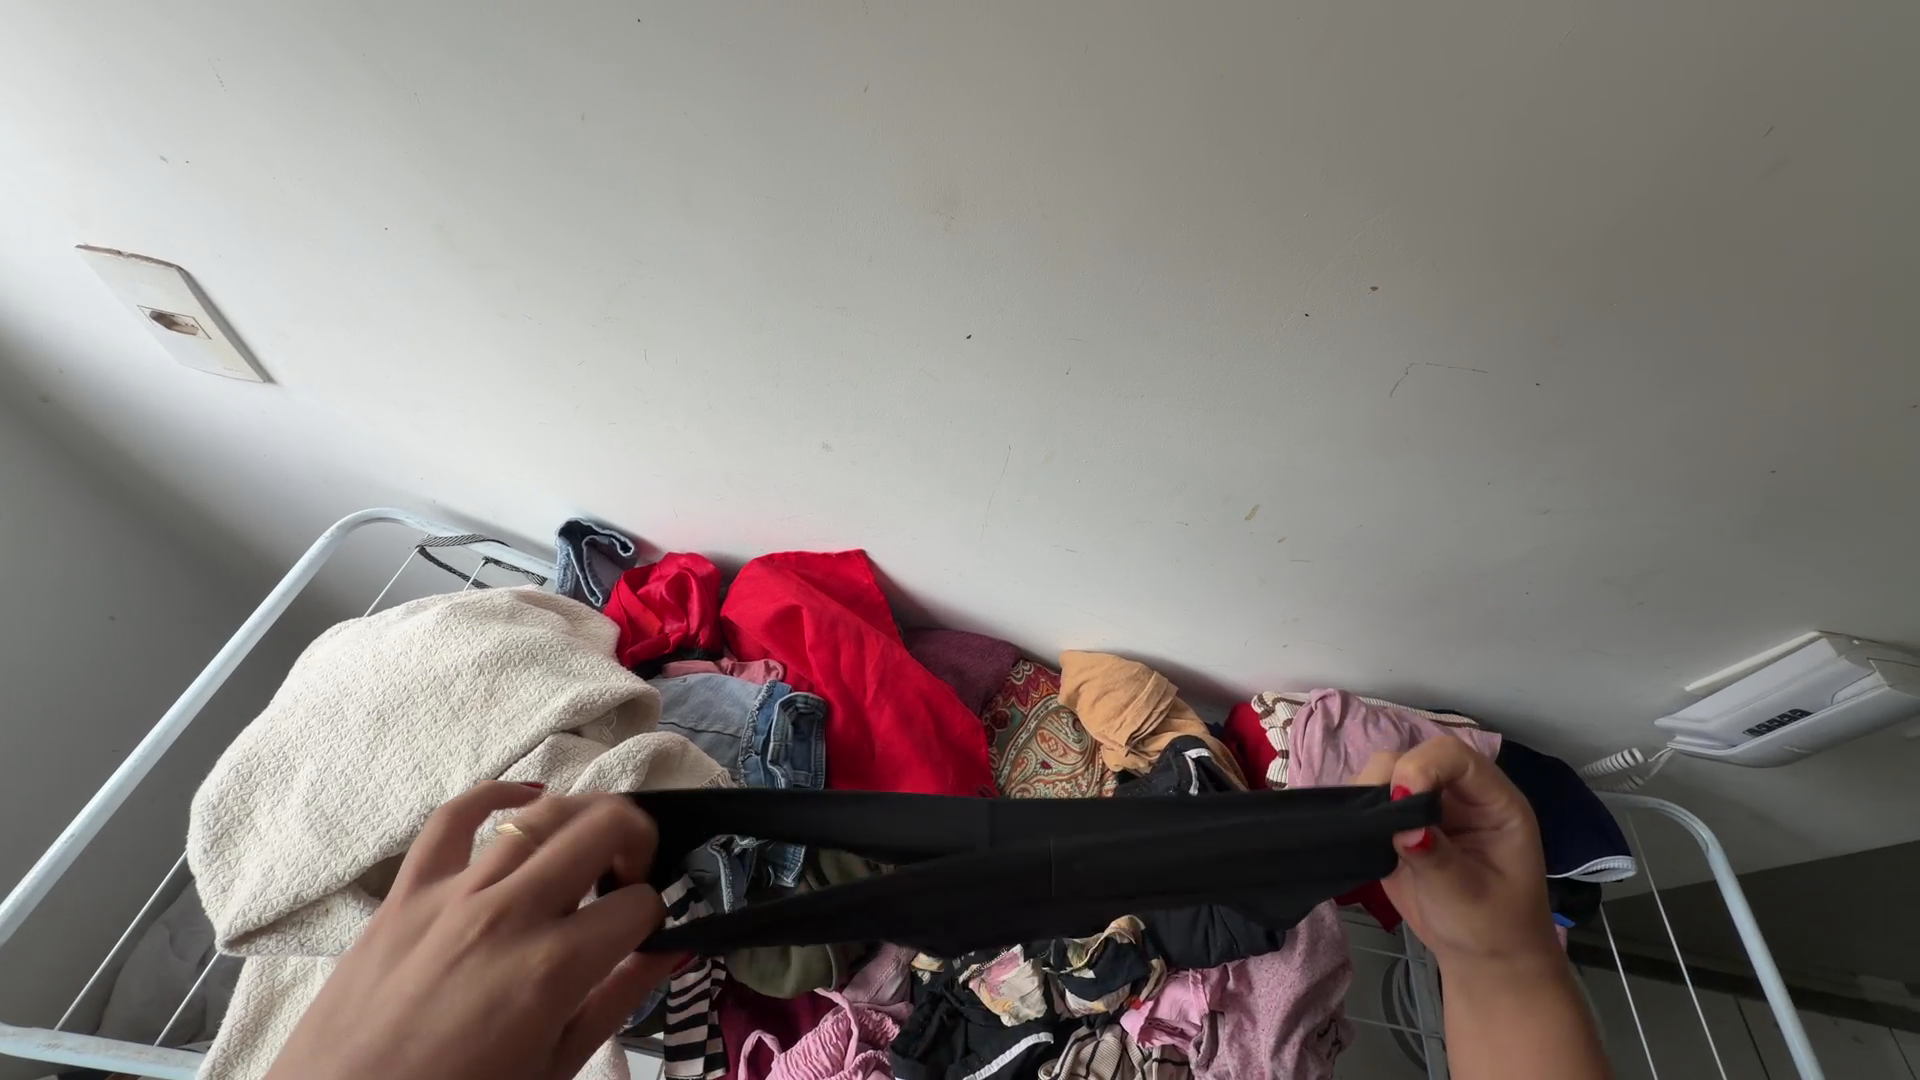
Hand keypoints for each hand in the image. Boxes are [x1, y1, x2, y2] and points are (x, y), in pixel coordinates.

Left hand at [265, 784, 682, 1079]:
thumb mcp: (554, 1070)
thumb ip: (619, 999)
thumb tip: (670, 949)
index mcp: (552, 968)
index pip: (640, 904)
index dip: (653, 916)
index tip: (643, 934)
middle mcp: (510, 914)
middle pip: (606, 827)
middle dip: (640, 841)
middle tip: (632, 874)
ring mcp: (454, 896)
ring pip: (546, 812)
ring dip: (588, 818)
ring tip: (592, 845)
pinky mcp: (404, 894)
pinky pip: (453, 816)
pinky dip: (497, 794)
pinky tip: (527, 797)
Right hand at [1356, 738, 1559, 971]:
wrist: (1482, 956)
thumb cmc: (1492, 927)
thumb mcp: (1469, 897)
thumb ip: (1436, 858)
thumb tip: (1403, 828)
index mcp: (1494, 803)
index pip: (1455, 757)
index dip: (1423, 765)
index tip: (1399, 799)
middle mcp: (1459, 794)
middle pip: (1413, 756)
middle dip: (1387, 780)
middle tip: (1373, 821)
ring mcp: (1428, 805)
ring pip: (1384, 770)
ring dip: (1367, 792)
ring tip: (1367, 832)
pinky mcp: (1399, 819)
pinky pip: (1369, 794)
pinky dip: (1357, 806)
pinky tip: (1359, 832)